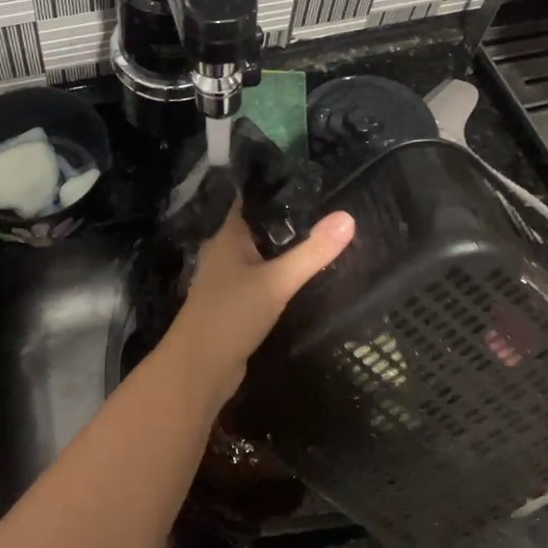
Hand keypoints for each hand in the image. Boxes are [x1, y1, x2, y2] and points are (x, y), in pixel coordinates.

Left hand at [164, 201, 354, 405]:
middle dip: (286, 219)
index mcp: (227, 236)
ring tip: (320, 236)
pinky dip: (278, 274)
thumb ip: (311, 253)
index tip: (308, 178)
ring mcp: (227, 278)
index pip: (251, 199)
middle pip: (257, 226)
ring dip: (282, 248)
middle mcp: (224, 251)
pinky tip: (300, 275)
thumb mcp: (276, 282)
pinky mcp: (234, 302)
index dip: (274, 187)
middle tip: (326, 207)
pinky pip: (259, 277)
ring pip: (259, 254)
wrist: (199, 368)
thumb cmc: (230, 314)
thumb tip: (348, 216)